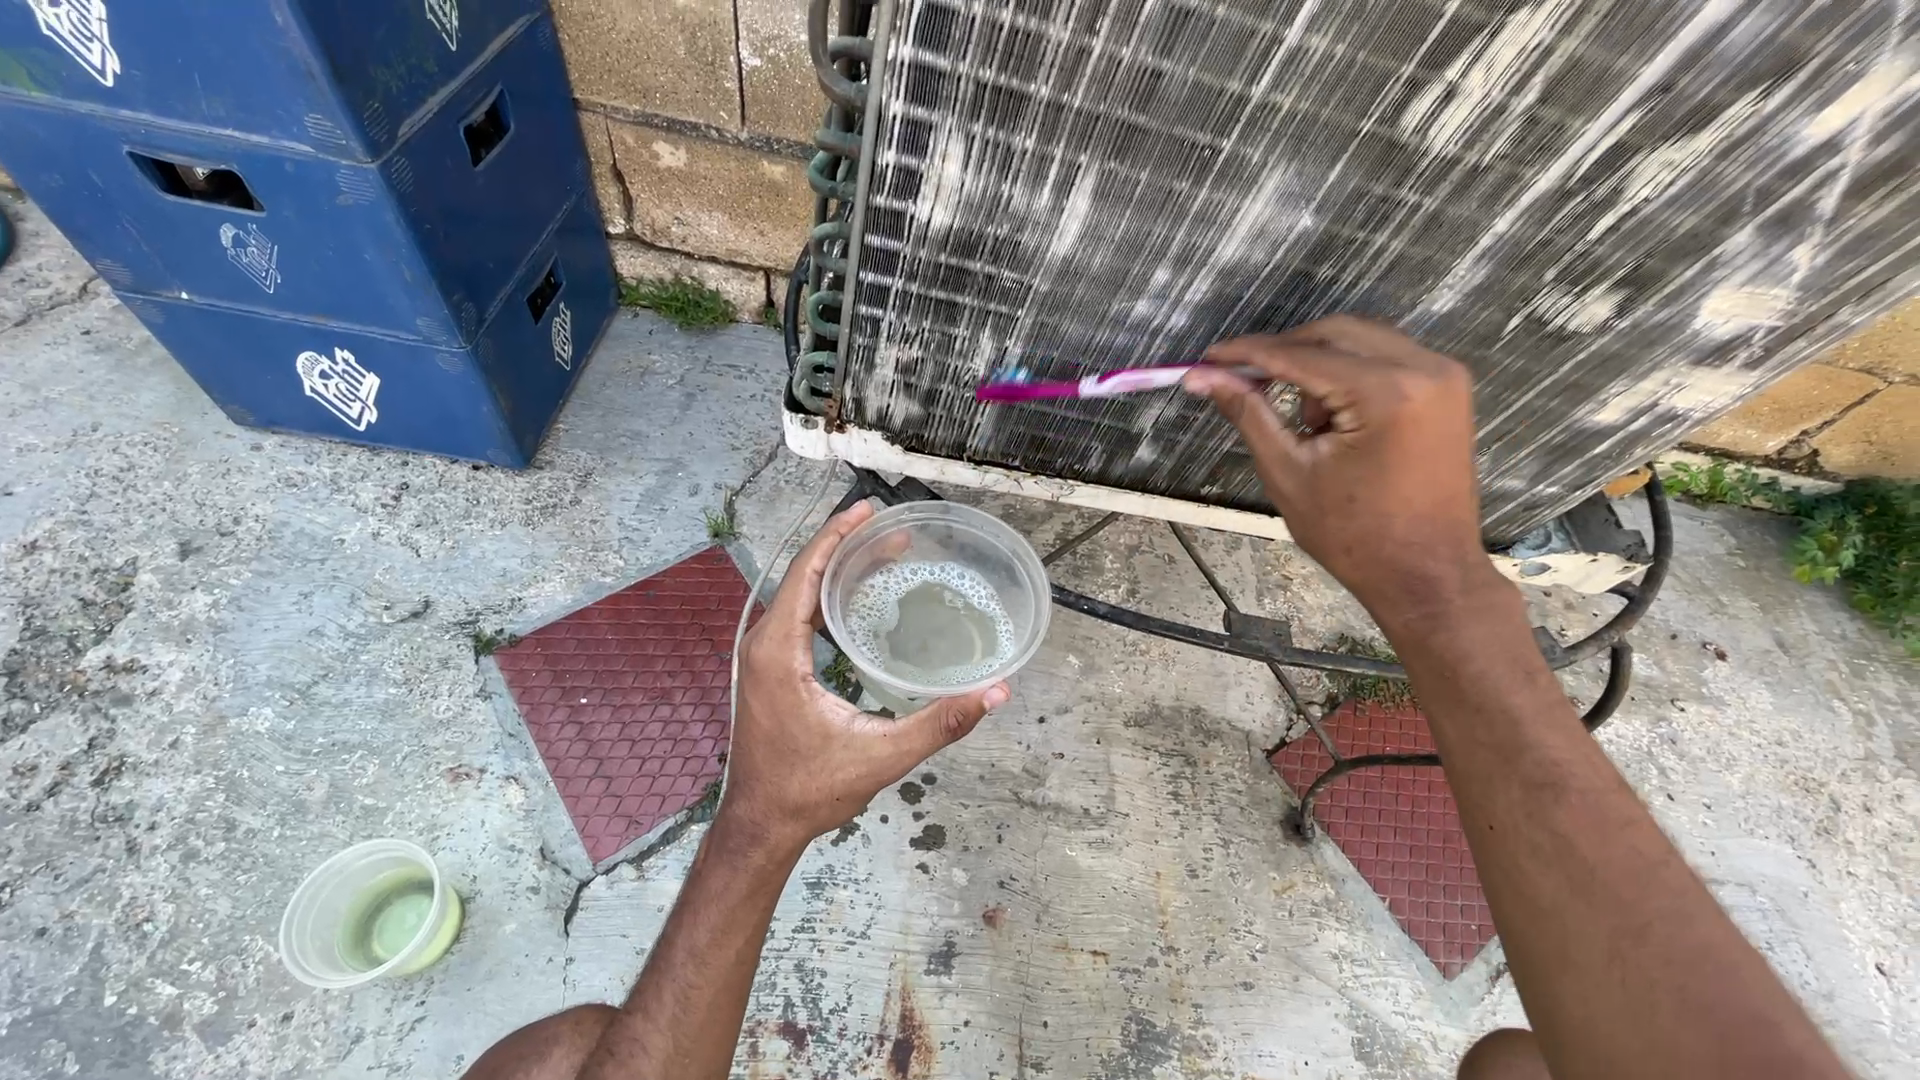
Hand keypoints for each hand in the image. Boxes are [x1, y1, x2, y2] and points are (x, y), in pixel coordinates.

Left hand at [721, 502, 1009, 853]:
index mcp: (779, 651)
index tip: (869, 509)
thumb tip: (995, 693)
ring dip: (837, 572)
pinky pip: (796, 618)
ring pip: (799, 596)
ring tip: (883, 555)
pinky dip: (826, 599)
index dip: (837, 536)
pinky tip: (857, 602)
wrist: (761, 825)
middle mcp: (764, 645)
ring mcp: (762, 658)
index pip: (807, 573)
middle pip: (804, 577)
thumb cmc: (811, 790)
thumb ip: (940, 724)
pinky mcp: (768, 672)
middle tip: (893, 530)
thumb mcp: (882, 756)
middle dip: (846, 547)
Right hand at [1183, 316, 1494, 629]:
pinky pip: (1385, 359)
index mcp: (1387, 392)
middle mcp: (1424, 369)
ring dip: (1318, 365)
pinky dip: (1349, 375)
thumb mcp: (1288, 473)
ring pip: (1361, 341)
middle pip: (1335, 333)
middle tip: (1239, 379)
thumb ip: (1248, 414)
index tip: (1206, 359)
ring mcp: (1444, 375)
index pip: (1302, 355)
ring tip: (1301, 422)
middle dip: (1283, 353)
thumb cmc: (1354, 536)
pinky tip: (1333, 420)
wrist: (1425, 573)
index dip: (1248, 353)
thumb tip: (1203, 378)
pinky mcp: (1448, 388)